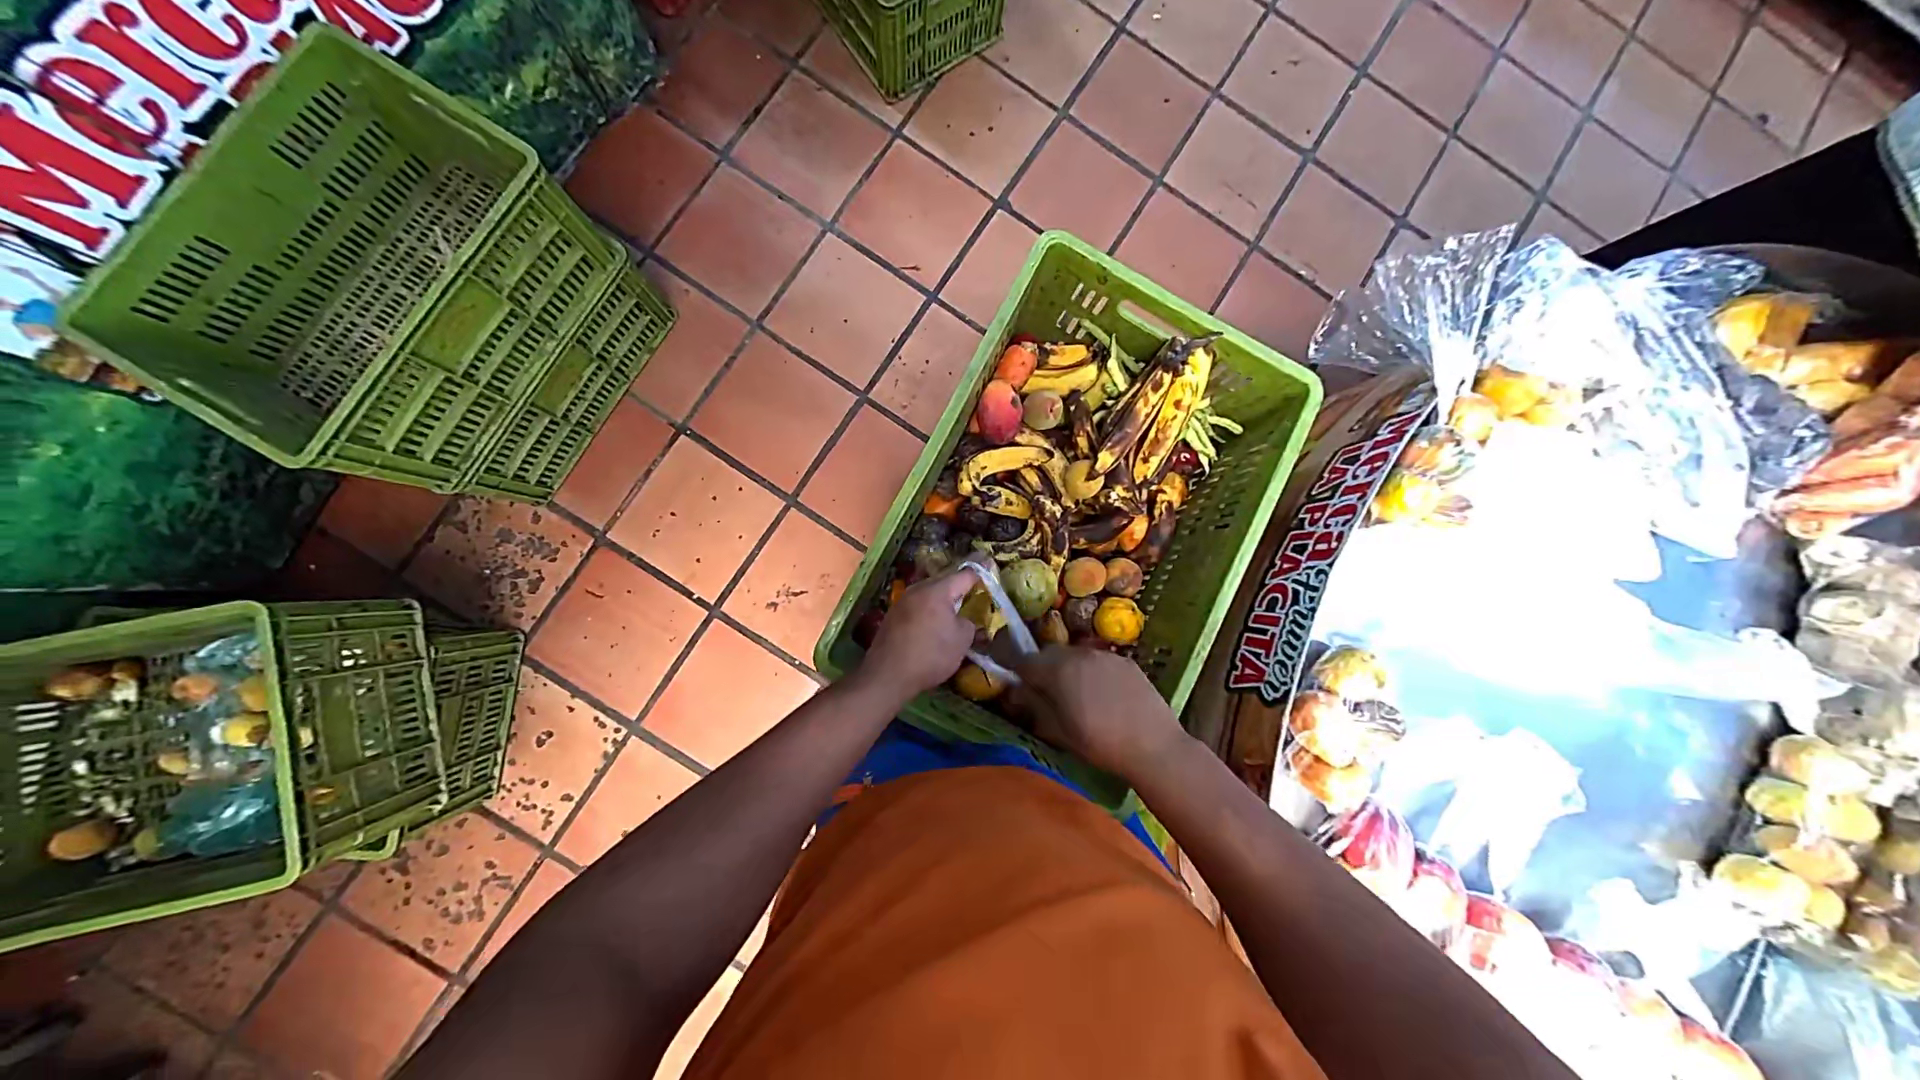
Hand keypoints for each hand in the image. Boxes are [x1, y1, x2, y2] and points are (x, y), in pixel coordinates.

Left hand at [857, 571, 978, 699]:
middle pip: (943, 582)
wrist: (888, 675)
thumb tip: (962, 619)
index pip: (964, 575)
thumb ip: (968, 623)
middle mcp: (917, 590)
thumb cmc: (931, 655)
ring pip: (928, 595)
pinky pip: (916, 608)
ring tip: (953, 612)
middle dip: (958, 587)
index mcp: (937, 591)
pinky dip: (927, 612)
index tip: (990, 568)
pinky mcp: (891, 617)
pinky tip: (931, 627)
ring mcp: (901, 602)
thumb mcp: (961, 641)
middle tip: (973, 594)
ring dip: (941, 601)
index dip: (980, 573)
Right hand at [1011, 647, 1188, 778]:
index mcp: (1056, 670)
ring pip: (1075, 655)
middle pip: (1049, 653)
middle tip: (1048, 694)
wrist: (1153, 746)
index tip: (1020, 689)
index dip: (1017, 674)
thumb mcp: (1057, 731)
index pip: (1024, 660)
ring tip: (1078, 696)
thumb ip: (1033, 706)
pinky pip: (1099, 661)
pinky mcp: (1126, 662)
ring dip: (1068, 669)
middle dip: (1043, 669)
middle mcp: (1079, 654)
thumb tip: (1016, 691)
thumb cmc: (1099, 744)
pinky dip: (1093, 672)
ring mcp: (1105, 655)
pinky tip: (1104, 696)